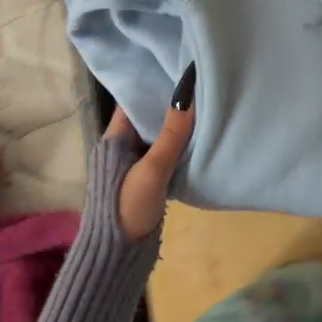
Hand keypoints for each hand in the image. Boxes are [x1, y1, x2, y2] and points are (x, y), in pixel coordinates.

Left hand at [104, 64, 197, 238]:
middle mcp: (122, 147)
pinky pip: (165, 154)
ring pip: (158, 136)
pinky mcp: (147, 180)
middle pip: (148, 117)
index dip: (154, 83)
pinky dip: (180, 146)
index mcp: (114, 138)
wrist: (118, 253)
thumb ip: (171, 134)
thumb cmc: (127, 206)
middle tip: (201, 83)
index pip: (133, 101)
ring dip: (177, 126)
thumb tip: (187, 91)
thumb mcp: (152, 169)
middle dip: (170, 103)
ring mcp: (135, 165)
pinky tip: (201, 138)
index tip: (180, 68)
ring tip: (207, 104)